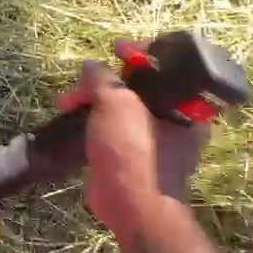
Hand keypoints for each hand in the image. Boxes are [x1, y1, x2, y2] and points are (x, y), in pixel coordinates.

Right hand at [58, 60, 209, 237]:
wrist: (131, 203)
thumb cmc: (133, 150)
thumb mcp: (116, 103)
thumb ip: (102, 77)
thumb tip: (91, 65)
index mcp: (185, 108)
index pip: (166, 68)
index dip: (140, 54)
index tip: (116, 48)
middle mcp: (174, 122)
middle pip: (136, 86)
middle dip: (102, 81)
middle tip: (79, 86)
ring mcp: (153, 140)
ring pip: (119, 106)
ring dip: (91, 99)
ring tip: (67, 103)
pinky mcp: (132, 154)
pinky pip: (110, 126)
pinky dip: (92, 119)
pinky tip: (74, 119)